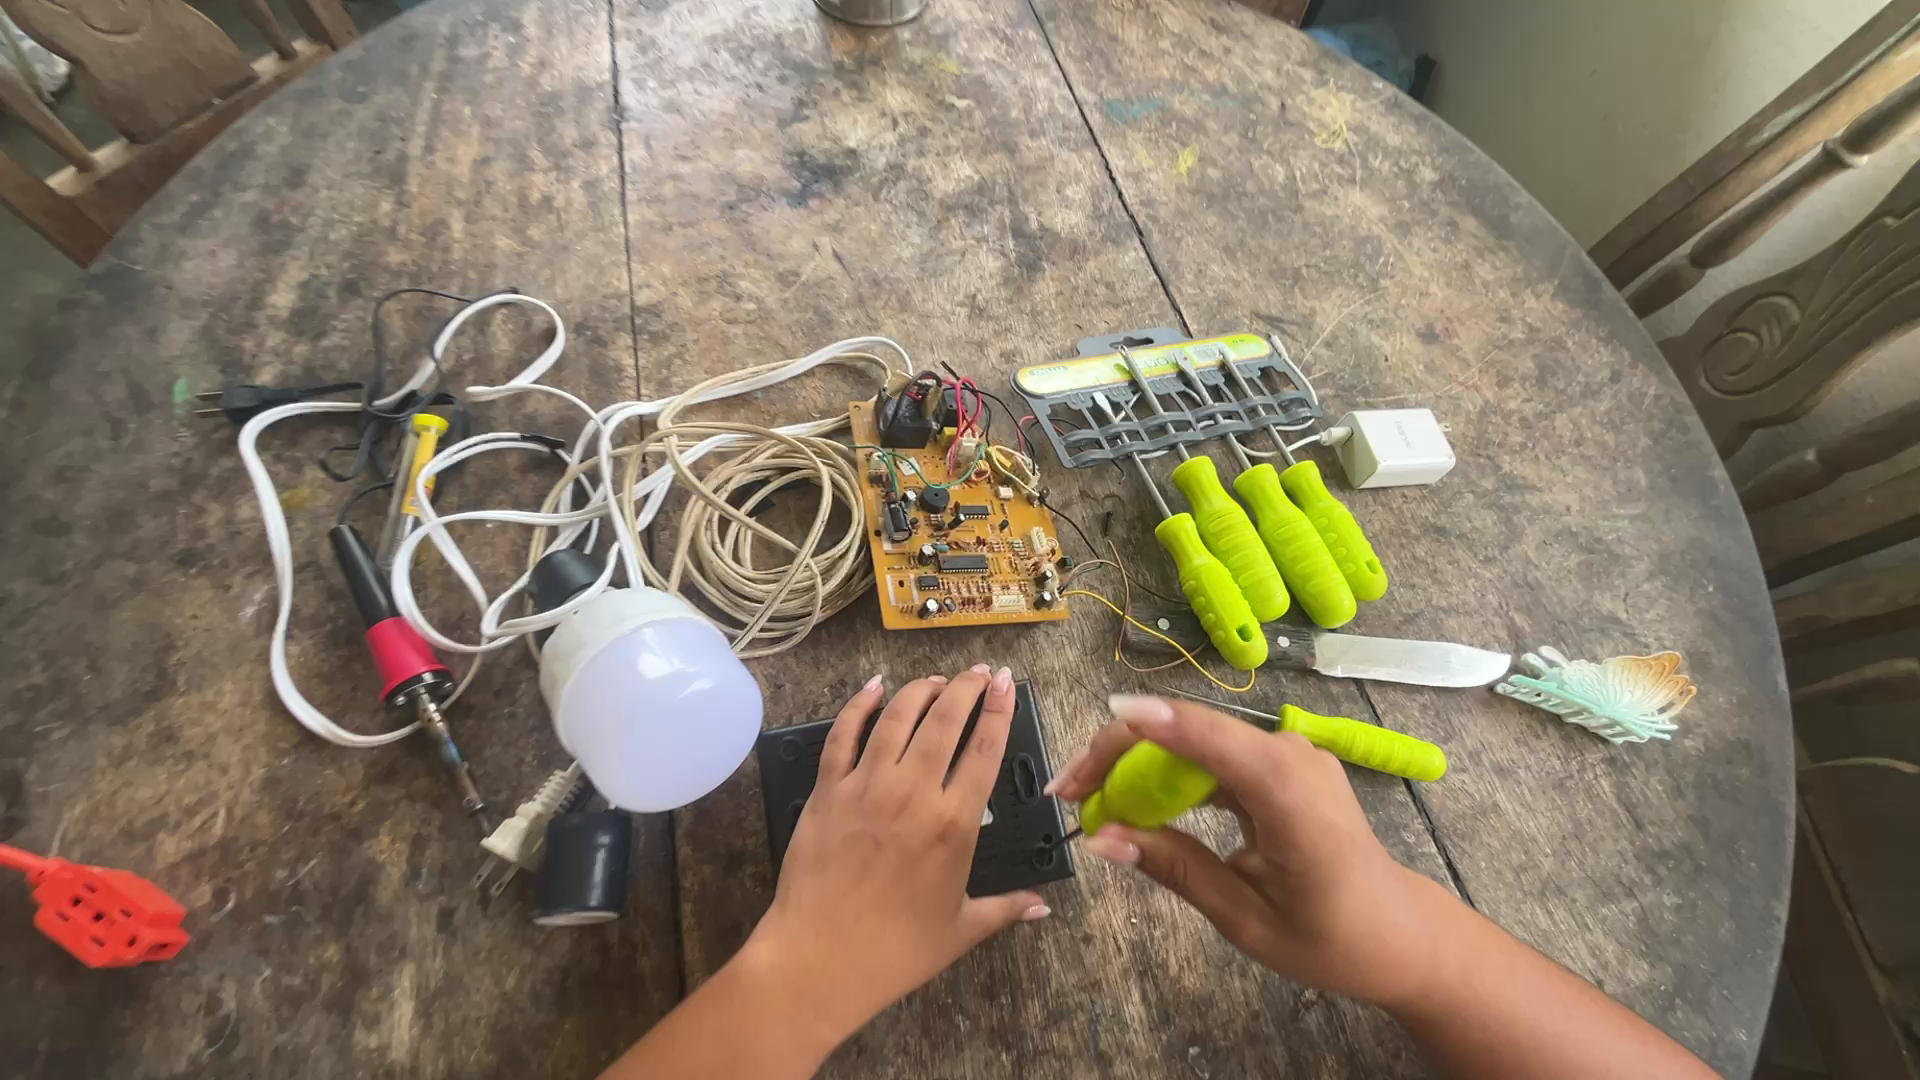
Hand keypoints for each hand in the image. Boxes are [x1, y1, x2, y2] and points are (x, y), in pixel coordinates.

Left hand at [743, 664, 1050, 1043]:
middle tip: (980, 672)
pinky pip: (844, 734)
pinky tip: (874, 687)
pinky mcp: (828, 788)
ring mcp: (867, 785)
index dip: (1000, 710)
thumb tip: (1046, 906)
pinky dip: (859, 705)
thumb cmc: (896, 950)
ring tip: (937, 679)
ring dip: (921, 689)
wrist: (819, 961)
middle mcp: (913, 792)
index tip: (1007, 684)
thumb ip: (1006, 908)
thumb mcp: (960, 931)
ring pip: (898, 716)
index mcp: (953, 823)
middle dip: (967, 687)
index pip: (985, 749)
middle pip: (945, 719)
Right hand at [1048, 694, 1448, 1009]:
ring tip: (1089, 797)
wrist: (1403, 935)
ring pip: (1192, 742)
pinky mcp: (1275, 762)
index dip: (1156, 721)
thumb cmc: (1333, 938)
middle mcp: (1287, 755)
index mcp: (1289, 792)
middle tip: (1068, 793)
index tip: (1104, 716)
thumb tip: (1100, 839)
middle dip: (1121, 754)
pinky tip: (1134, 798)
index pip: (1213, 738)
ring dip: (1137, 764)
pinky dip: (1167, 774)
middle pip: (1188, 733)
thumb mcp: (1245, 918)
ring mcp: (1283, 753)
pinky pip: (1209, 756)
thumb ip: (1173, 868)